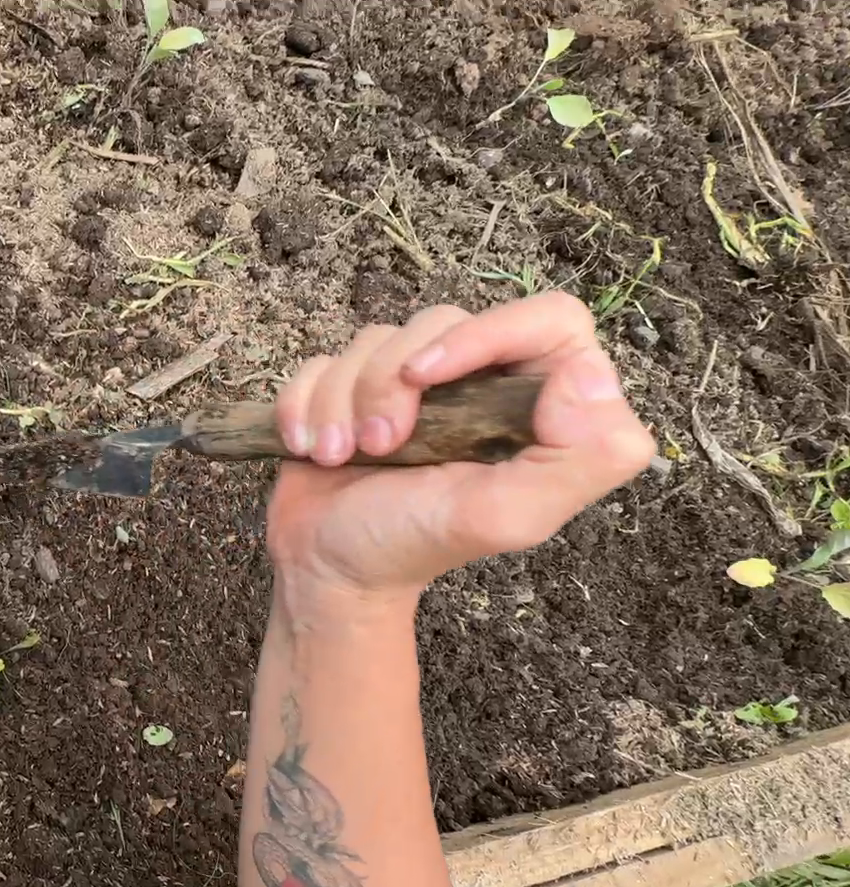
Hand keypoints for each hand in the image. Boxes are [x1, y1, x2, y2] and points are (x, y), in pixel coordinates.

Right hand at [268, 291, 655, 599]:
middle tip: (375, 447)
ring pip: (369, 342)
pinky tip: (303, 446)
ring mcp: (400, 385)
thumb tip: (586, 375)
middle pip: (435, 323)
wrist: (325, 566)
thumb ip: (581, 457)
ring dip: (337, 403)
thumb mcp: (506, 517)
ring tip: (334, 456)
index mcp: (531, 405)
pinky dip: (300, 405)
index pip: (543, 320)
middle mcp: (471, 382)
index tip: (421, 377)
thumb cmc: (412, 545)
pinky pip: (317, 365)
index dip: (483, 333)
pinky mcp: (341, 392)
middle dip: (385, 384)